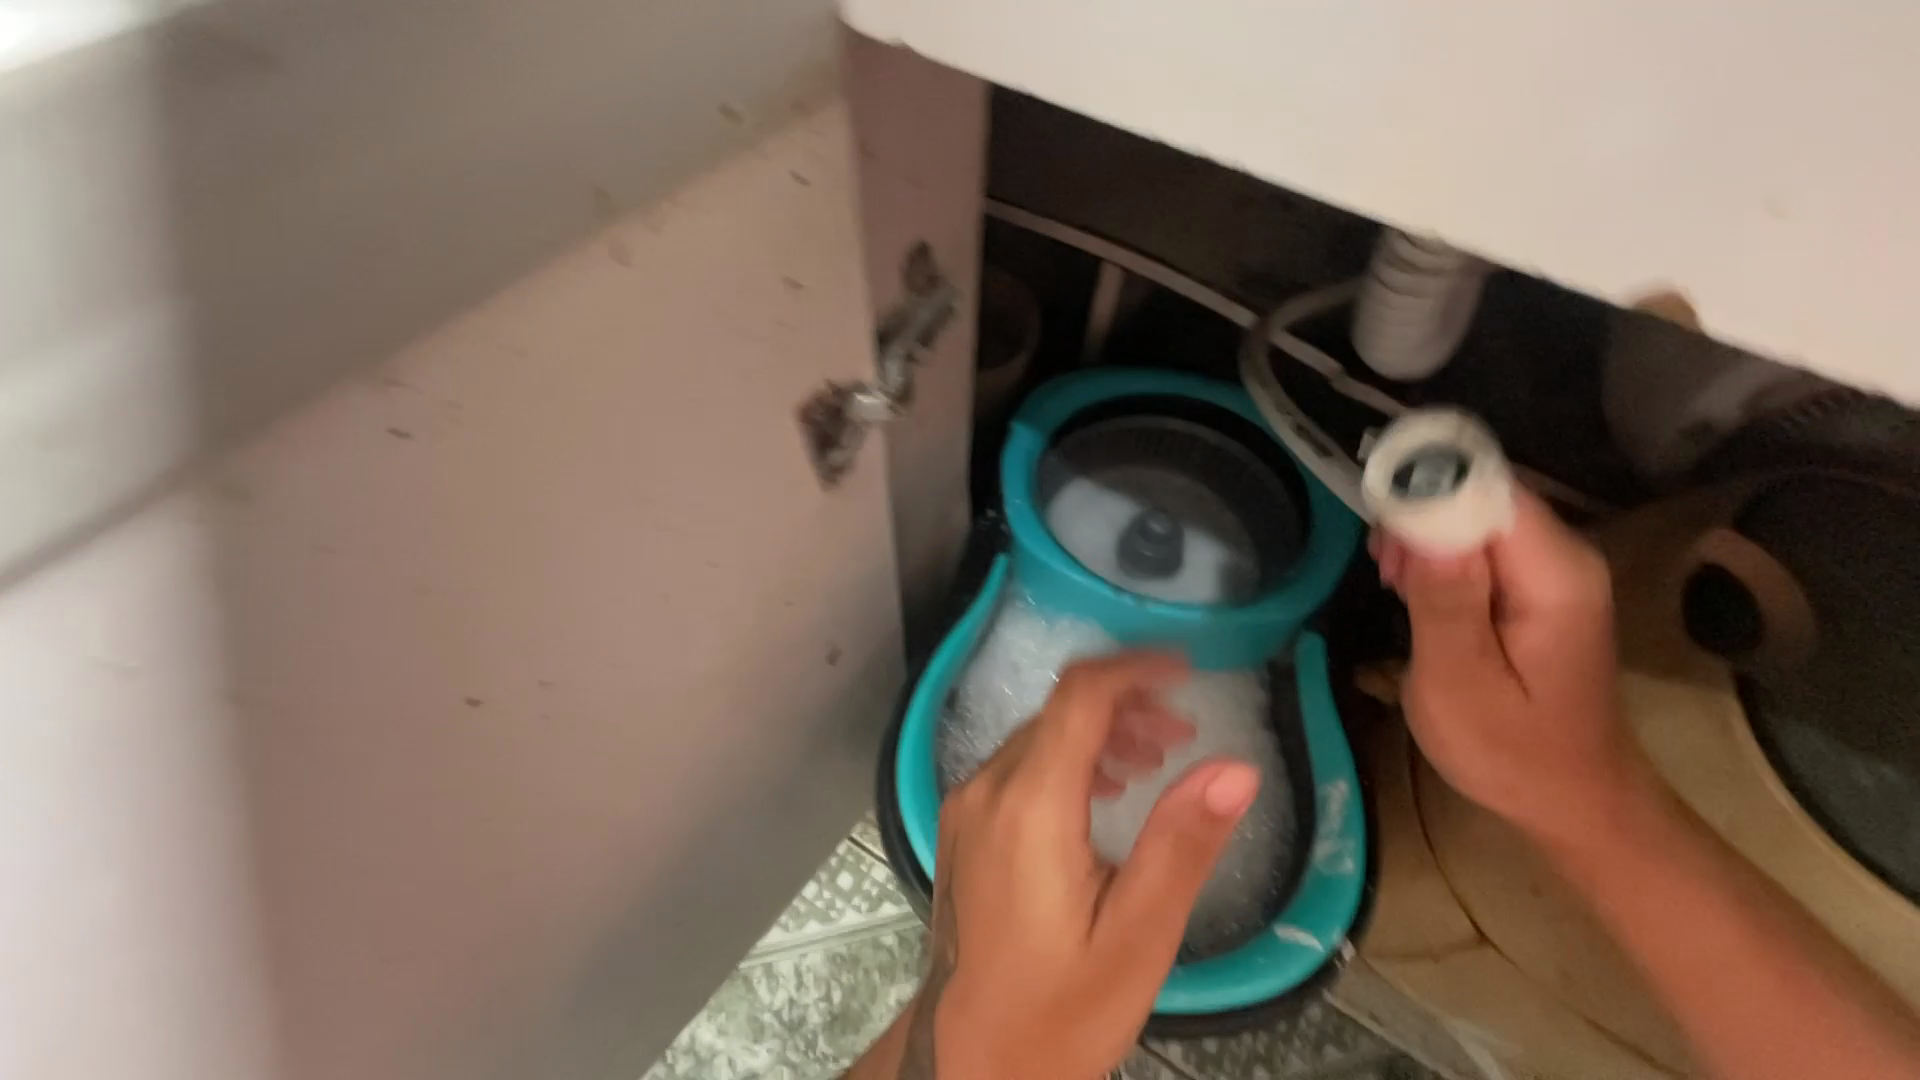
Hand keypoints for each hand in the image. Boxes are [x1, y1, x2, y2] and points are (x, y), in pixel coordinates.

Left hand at [909, 652, 1259, 1079]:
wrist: (968, 1057)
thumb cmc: (1058, 1009)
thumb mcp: (1137, 935)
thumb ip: (1182, 844)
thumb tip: (1236, 768)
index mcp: (1030, 804)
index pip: (1079, 697)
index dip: (1134, 669)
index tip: (1186, 672)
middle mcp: (987, 786)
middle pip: (1060, 711)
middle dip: (1127, 705)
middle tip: (1183, 735)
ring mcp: (968, 802)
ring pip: (1040, 734)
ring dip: (1101, 732)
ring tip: (1158, 759)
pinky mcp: (965, 822)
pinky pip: (1021, 764)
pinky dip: (1070, 759)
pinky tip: (1107, 790)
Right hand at [1372, 489, 1655, 845]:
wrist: (1571, 799)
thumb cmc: (1510, 753)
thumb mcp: (1460, 684)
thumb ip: (1445, 602)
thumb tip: (1423, 527)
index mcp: (1555, 577)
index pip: (1489, 493)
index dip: (1427, 495)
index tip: (1382, 541)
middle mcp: (1564, 556)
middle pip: (1480, 496)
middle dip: (1418, 517)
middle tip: (1384, 574)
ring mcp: (1553, 569)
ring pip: (1472, 514)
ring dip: (1420, 537)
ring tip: (1392, 585)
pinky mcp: (1535, 585)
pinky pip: (1476, 541)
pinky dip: (1434, 552)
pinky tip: (1412, 588)